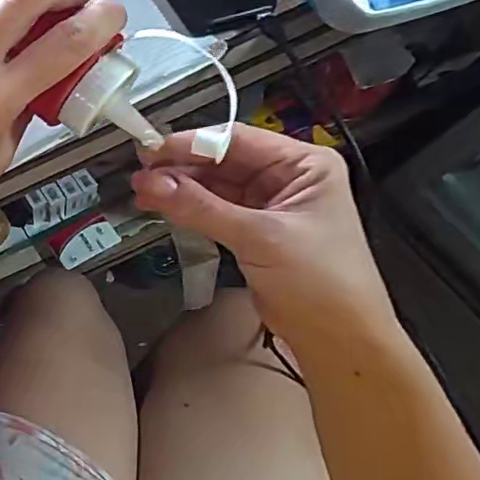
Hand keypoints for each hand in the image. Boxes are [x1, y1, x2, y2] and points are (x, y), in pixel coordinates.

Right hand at [131, 124, 399, 348]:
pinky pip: (213, 211)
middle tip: (141, 173)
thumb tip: (154, 183)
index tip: (153, 150)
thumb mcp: (260, 237)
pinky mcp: (253, 232)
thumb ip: (202, 208)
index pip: (237, 140)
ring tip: (142, 190)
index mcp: (305, 164)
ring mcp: (268, 206)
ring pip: (214, 187)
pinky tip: (161, 206)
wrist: (339, 339)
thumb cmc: (323, 283)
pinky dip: (187, 209)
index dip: (191, 144)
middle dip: (180, 168)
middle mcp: (287, 178)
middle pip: (222, 162)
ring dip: (179, 188)